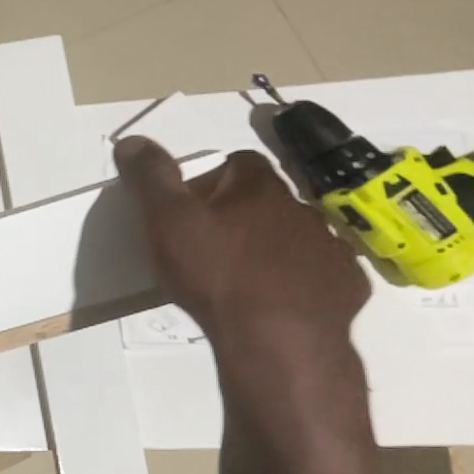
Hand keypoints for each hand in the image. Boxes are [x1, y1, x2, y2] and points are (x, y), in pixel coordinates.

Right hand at [114, 137, 369, 353]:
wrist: (277, 333)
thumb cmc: (214, 271)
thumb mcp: (165, 220)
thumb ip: (149, 178)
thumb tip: (132, 140)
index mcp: (256, 189)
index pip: (238, 162)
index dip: (211, 178)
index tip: (187, 205)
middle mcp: (299, 208)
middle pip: (264, 199)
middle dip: (238, 213)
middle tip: (203, 243)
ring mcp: (327, 246)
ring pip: (291, 234)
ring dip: (266, 245)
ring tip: (233, 274)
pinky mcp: (340, 282)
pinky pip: (314, 270)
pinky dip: (292, 277)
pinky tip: (268, 298)